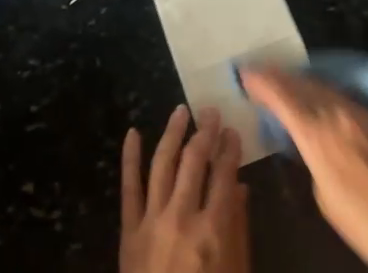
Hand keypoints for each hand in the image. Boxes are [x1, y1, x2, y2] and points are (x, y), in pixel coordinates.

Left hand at [120, 105, 248, 272]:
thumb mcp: (235, 270)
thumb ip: (238, 229)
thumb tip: (240, 187)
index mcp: (213, 231)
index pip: (224, 176)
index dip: (229, 149)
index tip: (232, 130)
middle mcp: (182, 217)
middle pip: (194, 163)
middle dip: (204, 132)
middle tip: (209, 110)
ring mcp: (152, 221)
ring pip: (162, 165)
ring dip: (172, 134)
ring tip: (180, 111)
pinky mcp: (128, 230)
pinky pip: (127, 187)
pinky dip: (129, 158)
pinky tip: (133, 133)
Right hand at [240, 68, 367, 270]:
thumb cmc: (363, 222)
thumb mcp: (322, 193)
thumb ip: (310, 157)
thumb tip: (306, 142)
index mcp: (317, 133)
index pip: (282, 96)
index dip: (261, 82)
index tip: (244, 73)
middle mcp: (337, 113)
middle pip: (301, 84)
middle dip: (277, 77)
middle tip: (258, 73)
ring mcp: (361, 113)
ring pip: (323, 88)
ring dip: (300, 82)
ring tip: (283, 81)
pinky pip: (342, 98)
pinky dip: (322, 93)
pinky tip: (317, 99)